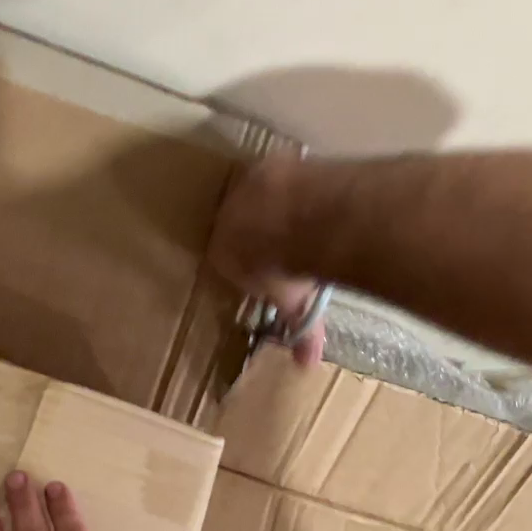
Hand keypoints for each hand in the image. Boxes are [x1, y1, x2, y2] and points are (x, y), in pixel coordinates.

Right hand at [211, 154, 325, 365]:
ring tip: (296, 213)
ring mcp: (243, 189)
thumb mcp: (295, 304)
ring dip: (271, 204)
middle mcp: (224, 219)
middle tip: (283, 239)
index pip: (227, 260)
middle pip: (238, 225)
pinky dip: (290, 184)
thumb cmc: (284, 270)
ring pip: (254, 197)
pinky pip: (275, 176)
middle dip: (258, 232)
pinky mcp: (266, 166)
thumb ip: (303, 330)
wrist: (294, 221)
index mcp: (221, 255)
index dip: (248, 264)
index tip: (267, 268)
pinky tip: (309, 190)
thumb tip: (308, 364)